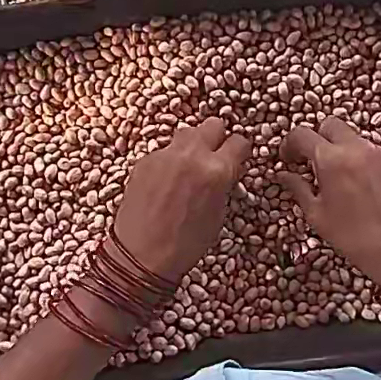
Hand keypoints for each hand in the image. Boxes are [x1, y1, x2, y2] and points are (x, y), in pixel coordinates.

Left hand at [112, 117, 250, 280]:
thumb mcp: (217, 215)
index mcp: (217, 171)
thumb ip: (224, 184)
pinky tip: (166, 181)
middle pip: (213, 125)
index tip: (237, 156)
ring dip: (193, 144)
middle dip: (217, 138)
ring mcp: (165, 155)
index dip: (240, 151)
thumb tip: (226, 170)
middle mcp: (191, 155)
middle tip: (214, 155)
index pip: (239, 142)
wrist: (141, 255)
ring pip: (187, 132)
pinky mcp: (145, 159)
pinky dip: (170, 160)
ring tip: (190, 166)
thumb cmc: (183, 244)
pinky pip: (165, 150)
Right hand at [278, 117, 380, 287]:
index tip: (288, 157)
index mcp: (332, 161)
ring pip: (353, 138)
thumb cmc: (358, 240)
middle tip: (310, 161)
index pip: (302, 134)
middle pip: (329, 125)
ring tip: (336, 178)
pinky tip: (359, 185)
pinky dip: (361, 161)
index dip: (289, 144)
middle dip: (316, 139)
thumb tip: (284, 175)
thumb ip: (298, 188)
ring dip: (339, 150)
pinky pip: (373, 152)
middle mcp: (359, 150)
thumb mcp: (317, 216)